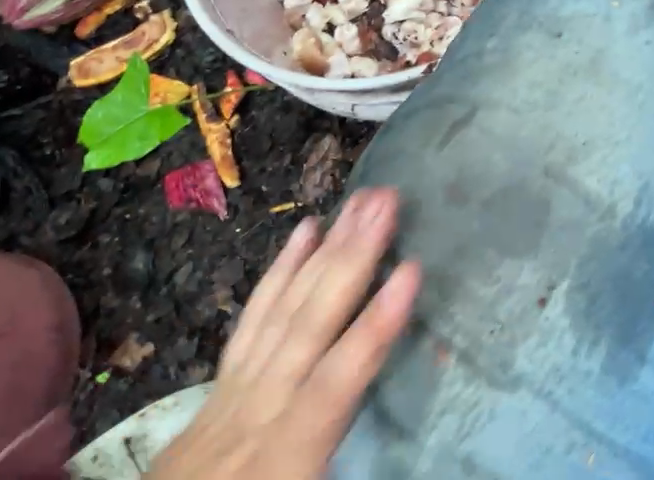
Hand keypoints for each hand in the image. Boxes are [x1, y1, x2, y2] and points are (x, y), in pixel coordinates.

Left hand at [148, 187, 421, 479]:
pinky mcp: (219, 390)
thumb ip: (343, 468)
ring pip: (282, 314)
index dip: (373, 329)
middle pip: (306, 329)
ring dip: (326, 251)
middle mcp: (252, 418)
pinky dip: (278, 275)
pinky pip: (250, 324)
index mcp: (280, 461)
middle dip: (349, 260)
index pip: (333, 386)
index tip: (411, 270)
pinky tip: (304, 232)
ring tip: (362, 201)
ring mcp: (230, 399)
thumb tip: (435, 475)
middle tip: (386, 200)